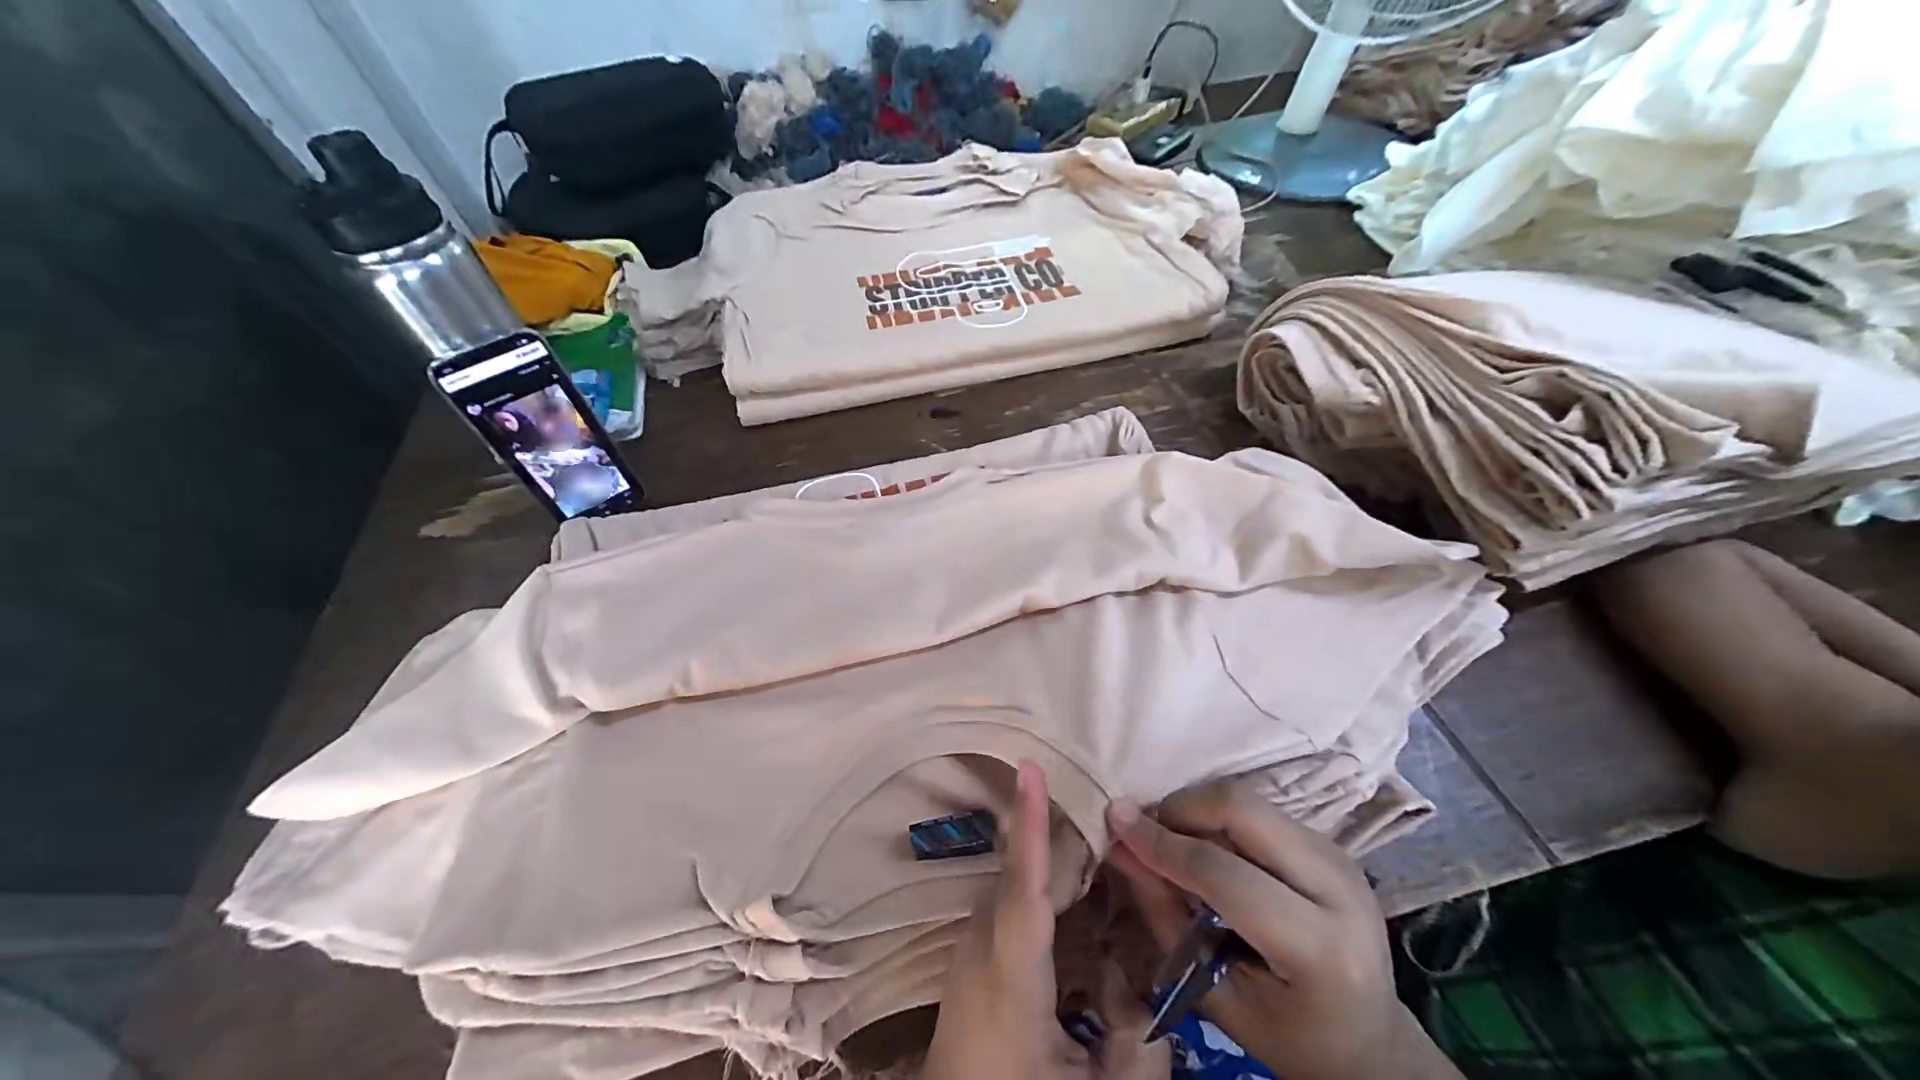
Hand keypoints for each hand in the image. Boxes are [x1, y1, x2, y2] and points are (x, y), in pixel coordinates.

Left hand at [923, 762, 1169, 1079]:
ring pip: (1020, 885)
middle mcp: (982, 941)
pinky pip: (1014, 905)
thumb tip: (1146, 980)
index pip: (1024, 886)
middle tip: (1114, 822)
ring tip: (1107, 855)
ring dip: (1060, 869)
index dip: (1031, 826)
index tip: (1029, 768)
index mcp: (1011, 973)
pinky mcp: (973, 948)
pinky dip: (1049, 897)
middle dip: (1066, 839)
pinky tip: (1084, 903)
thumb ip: (1140, 1039)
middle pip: (1028, 873)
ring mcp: (971, 941)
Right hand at [1108, 780, 1463, 1079]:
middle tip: (1147, 832)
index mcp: (1319, 949)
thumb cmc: (1289, 1035)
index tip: (1116, 823)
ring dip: (1197, 810)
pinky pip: (1258, 809)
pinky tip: (1203, 849)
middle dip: (1181, 809)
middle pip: (1243, 809)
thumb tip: (1119, 848)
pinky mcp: (1329, 843)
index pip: (1225, 874)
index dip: (1163, 845)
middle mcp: (1338, 888)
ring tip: (1171, 843)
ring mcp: (1339, 856)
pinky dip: (1217, 817)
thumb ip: (1166, 917)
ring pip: (1248, 800)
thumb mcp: (1218, 999)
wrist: (1370, 1040)